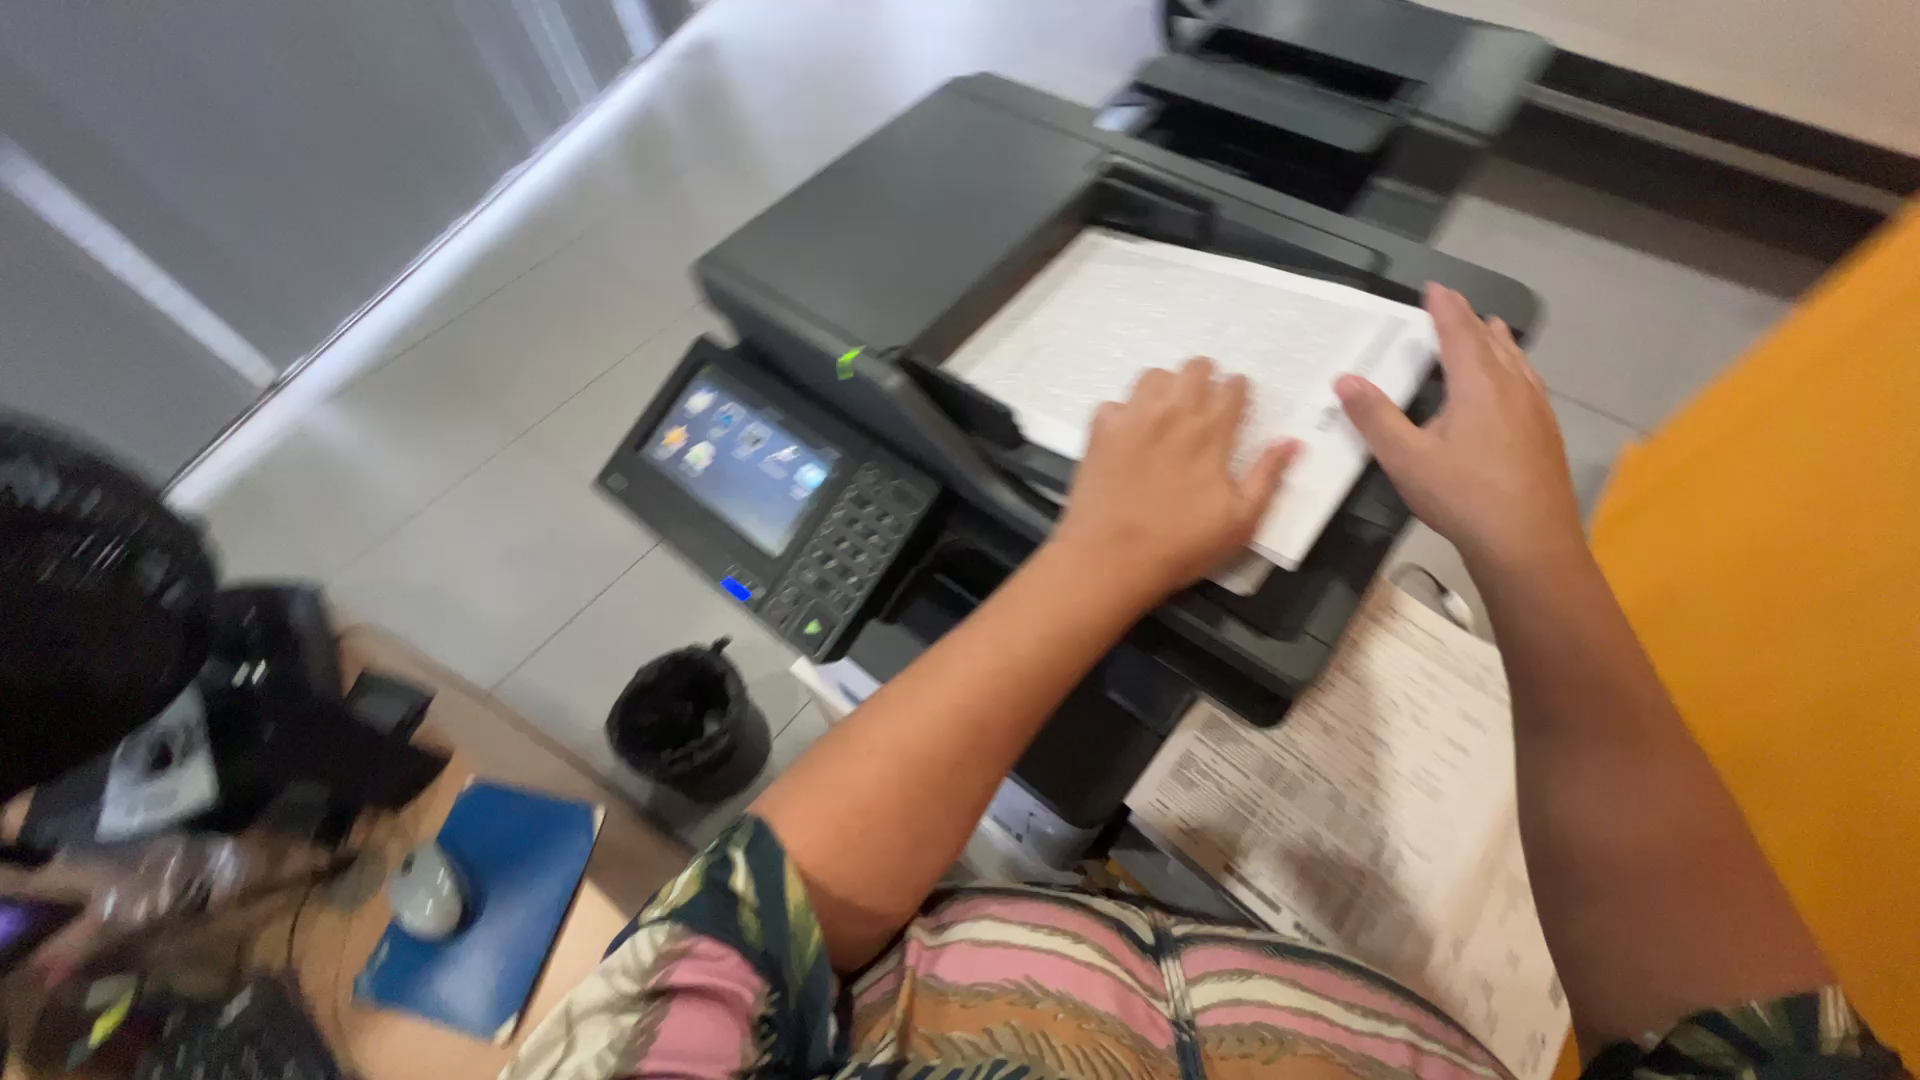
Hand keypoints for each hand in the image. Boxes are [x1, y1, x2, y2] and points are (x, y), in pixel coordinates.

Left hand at [1053, 356, 1298, 597]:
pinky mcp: (1098, 432)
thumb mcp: (1240, 522)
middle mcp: (1171, 414)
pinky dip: (1122, 413)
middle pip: (1194, 369)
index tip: (1236, 404)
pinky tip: (1127, 434)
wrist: (1109, 559)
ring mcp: (1131, 419)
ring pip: (1152, 375)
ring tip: (1166, 410)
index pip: (1232, 388)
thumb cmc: (1180, 546)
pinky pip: (1112, 403)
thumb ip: (1267, 477)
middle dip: (1205, 377)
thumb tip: (1291, 442)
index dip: (1238, 391)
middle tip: (1203, 401)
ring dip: (1165, 386)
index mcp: (1210, 433)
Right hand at [1335, 283, 1584, 571]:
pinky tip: (1511, 386)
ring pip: (1517, 362)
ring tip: (1489, 331)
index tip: (1434, 287)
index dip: (1444, 308)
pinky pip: (1528, 383)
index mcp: (1478, 386)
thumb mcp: (1405, 458)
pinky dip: (1513, 368)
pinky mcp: (1545, 433)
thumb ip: (1374, 417)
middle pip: (1493, 342)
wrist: (1527, 540)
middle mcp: (1513, 388)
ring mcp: (1536, 410)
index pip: (1459, 334)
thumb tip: (1346, 379)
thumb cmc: (1461, 495)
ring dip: (1497, 342)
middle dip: (1471, 321)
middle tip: (1455, 307)